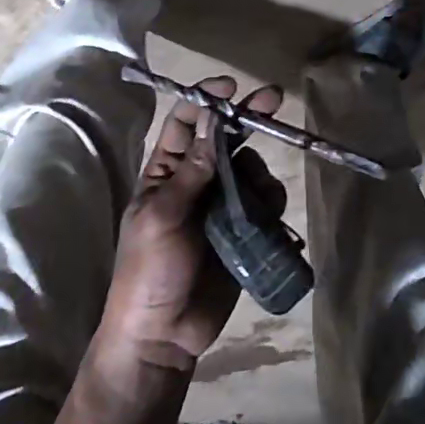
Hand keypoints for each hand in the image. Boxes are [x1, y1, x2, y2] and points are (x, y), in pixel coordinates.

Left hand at [96, 75, 286, 371]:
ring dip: (260, 175)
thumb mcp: (163, 217)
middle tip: (275, 98)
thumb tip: (211, 119)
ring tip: (258, 203)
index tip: (230, 87)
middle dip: (248, 118)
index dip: (205, 100)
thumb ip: (192, 170)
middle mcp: (196, 181)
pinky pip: (265, 201)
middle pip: (225, 138)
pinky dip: (270, 204)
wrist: (165, 336)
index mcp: (165, 174)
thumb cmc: (149, 272)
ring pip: (251, 169)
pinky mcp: (244, 229)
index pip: (184, 123)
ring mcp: (222, 205)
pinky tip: (268, 221)